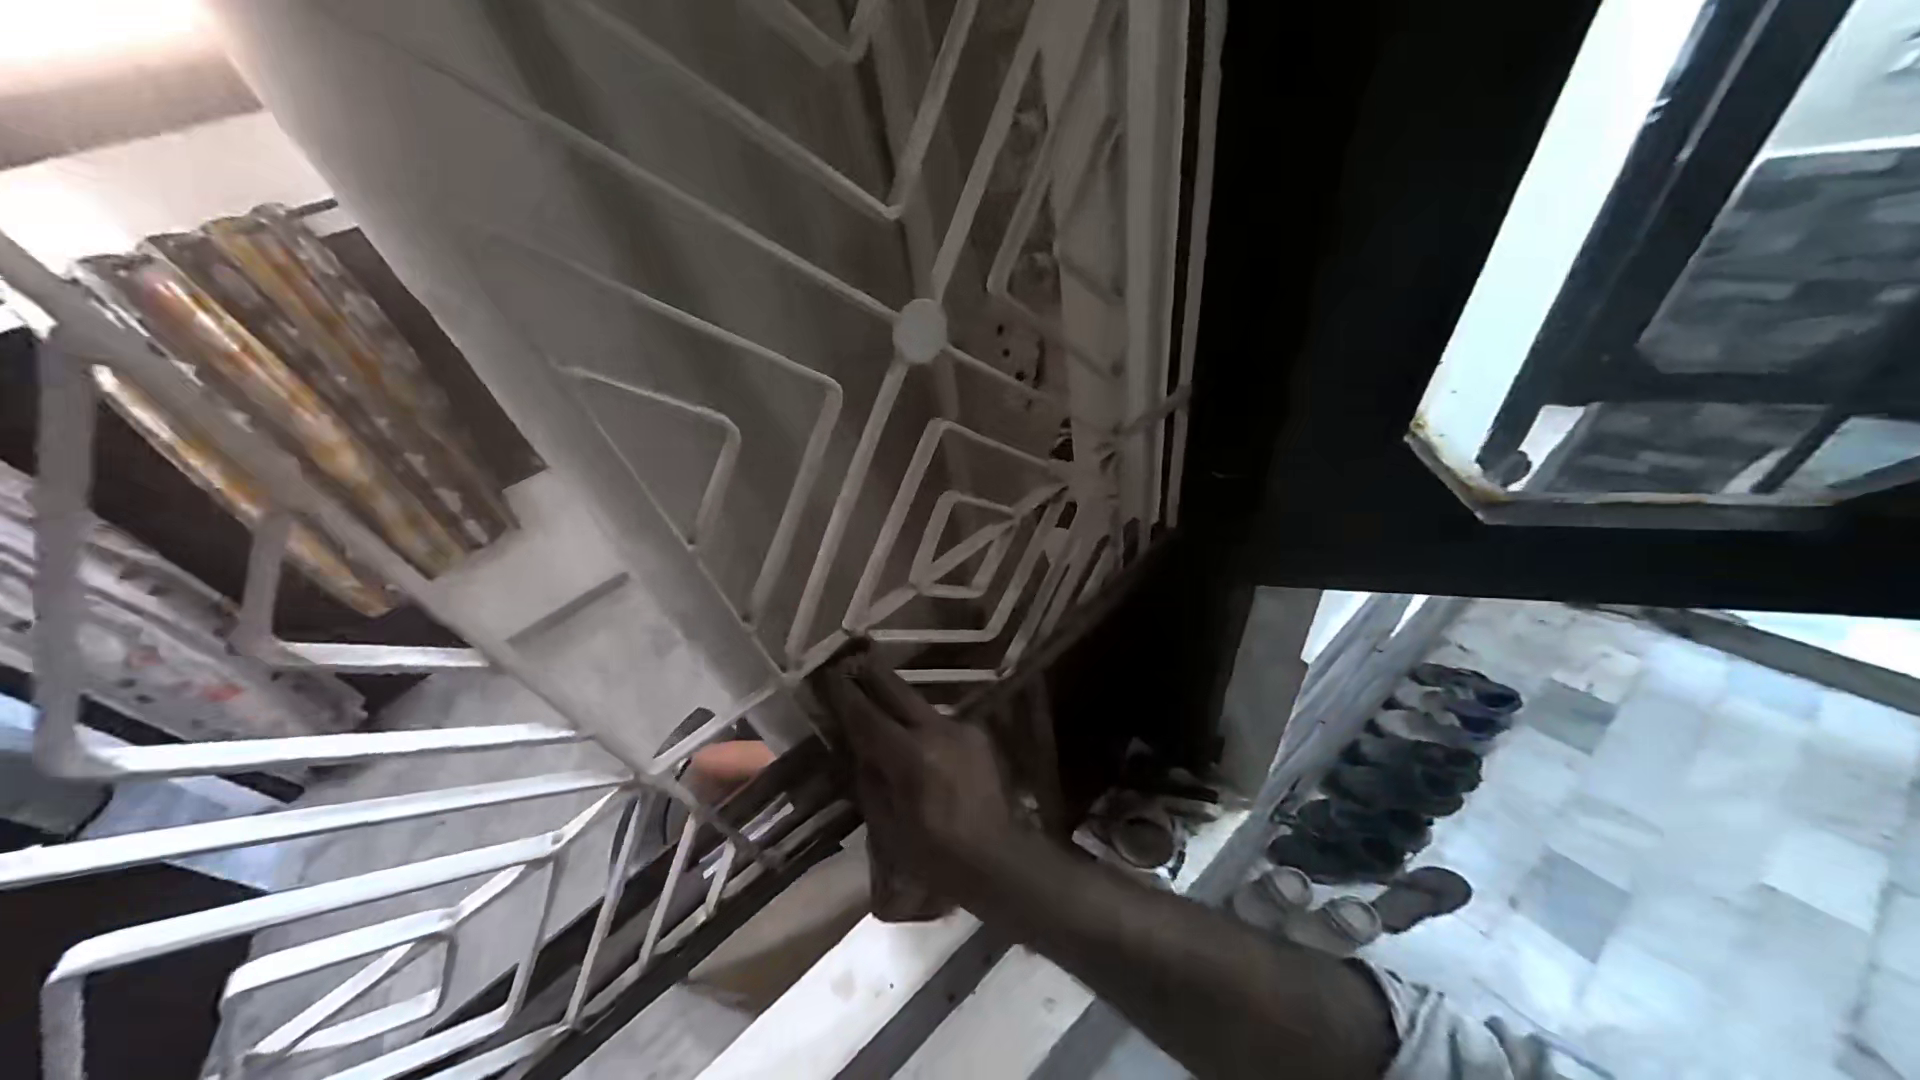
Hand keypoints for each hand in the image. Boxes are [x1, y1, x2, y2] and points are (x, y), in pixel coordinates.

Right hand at [815, 647, 1027, 905]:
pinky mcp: (976, 736)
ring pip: (919, 705)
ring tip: (877, 696)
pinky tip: (913, 734)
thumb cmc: (936, 855)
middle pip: (898, 692)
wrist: (998, 859)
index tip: (829, 675)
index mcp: (911, 756)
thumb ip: (869, 781)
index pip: (869, 717)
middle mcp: (937, 731)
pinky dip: (919, 723)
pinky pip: (938, 722)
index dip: (846, 696)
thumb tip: (858, 750)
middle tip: (850, 659)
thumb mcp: (888, 827)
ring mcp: (961, 730)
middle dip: (872, 675)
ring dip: (897, 700)